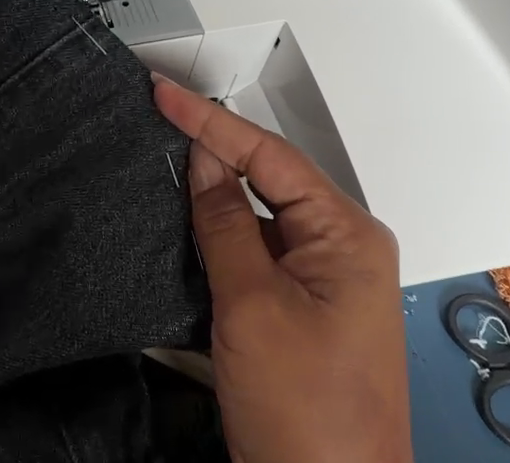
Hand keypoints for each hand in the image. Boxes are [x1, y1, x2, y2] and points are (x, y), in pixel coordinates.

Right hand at [154, 77, 412, 462]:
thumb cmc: (308, 415)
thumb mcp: (252, 305)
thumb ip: (225, 223)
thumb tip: (204, 160)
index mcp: (347, 236)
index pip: (268, 155)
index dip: (210, 120)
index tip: (166, 94)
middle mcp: (344, 247)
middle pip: (269, 175)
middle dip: (215, 145)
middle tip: (162, 114)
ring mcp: (325, 277)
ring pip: (261, 210)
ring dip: (215, 190)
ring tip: (169, 156)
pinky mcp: (304, 303)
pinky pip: (259, 246)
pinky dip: (222, 229)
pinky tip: (190, 219)